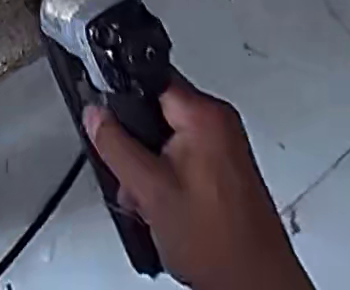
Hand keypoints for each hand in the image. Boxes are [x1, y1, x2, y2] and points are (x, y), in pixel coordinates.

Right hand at [84, 78, 312, 289]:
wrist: (254, 284)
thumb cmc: (219, 243)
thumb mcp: (150, 189)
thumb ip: (116, 145)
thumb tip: (95, 115)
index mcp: (204, 113)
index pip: (152, 80)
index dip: (125, 100)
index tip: (110, 119)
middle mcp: (220, 120)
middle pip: (160, 109)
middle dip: (138, 142)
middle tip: (131, 174)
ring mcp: (227, 143)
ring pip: (171, 135)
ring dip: (151, 162)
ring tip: (148, 198)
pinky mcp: (228, 165)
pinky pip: (187, 153)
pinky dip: (170, 172)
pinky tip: (164, 204)